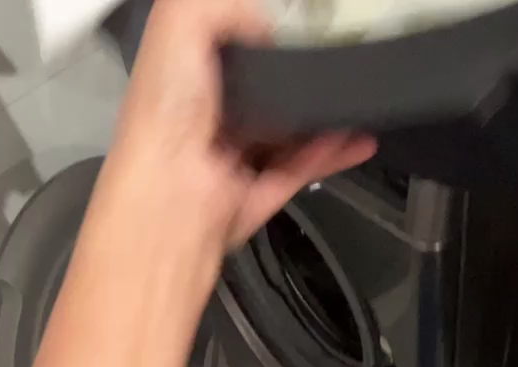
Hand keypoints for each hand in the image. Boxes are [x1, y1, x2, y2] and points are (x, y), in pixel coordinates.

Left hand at [96, 0, 376, 254]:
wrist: (172, 195)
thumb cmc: (162, 113)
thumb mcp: (181, 20)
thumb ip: (224, 7)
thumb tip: (266, 23)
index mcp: (180, 81)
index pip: (220, 52)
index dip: (253, 37)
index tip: (291, 24)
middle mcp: (204, 123)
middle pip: (258, 98)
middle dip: (295, 82)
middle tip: (329, 61)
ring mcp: (230, 163)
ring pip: (284, 138)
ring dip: (321, 121)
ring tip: (354, 100)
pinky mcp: (252, 197)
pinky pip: (297, 172)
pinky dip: (328, 157)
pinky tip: (355, 138)